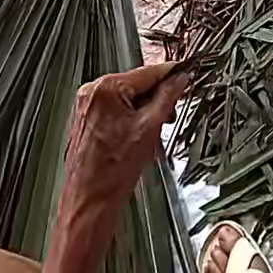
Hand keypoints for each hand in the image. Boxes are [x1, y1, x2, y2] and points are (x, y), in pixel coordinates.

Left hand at [59, 59, 188, 219]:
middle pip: (137, 83)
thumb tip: (178, 80)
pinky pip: (117, 107)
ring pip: (128, 96)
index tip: (186, 72)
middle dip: (157, 97)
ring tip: (153, 131)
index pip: (147, 72)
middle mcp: (92, 91)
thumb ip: (167, 97)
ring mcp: (87, 105)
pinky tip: (138, 135)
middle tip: (171, 112)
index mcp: (105, 88)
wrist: (91, 201)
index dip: (171, 73)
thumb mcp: (150, 127)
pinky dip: (132, 116)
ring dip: (146, 109)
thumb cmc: (112, 172)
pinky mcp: (87, 117)